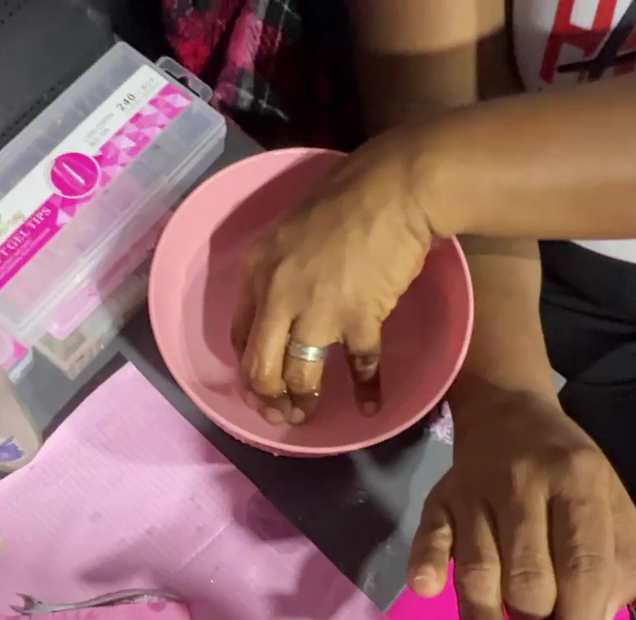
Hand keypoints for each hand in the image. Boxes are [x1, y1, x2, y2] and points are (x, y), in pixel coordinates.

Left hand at [234, 135, 434, 423]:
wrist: (396, 187)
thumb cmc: (346, 201)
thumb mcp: (289, 232)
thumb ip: (276, 274)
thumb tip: (277, 316)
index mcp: (258, 272)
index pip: (239, 337)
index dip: (246, 371)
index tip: (256, 389)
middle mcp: (279, 296)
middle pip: (261, 368)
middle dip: (267, 400)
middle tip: (278, 416)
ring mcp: (318, 311)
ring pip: (299, 376)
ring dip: (303, 403)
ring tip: (307, 416)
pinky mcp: (359, 318)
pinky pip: (359, 365)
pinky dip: (367, 389)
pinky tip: (370, 407)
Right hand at [409, 381, 635, 619]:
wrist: (510, 415)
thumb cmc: (569, 474)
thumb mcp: (613, 504)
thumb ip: (618, 561)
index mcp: (580, 483)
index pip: (584, 562)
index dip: (581, 617)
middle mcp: (525, 484)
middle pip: (527, 573)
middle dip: (534, 618)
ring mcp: (476, 491)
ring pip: (479, 568)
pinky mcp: (440, 499)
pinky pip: (431, 536)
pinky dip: (426, 563)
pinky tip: (427, 587)